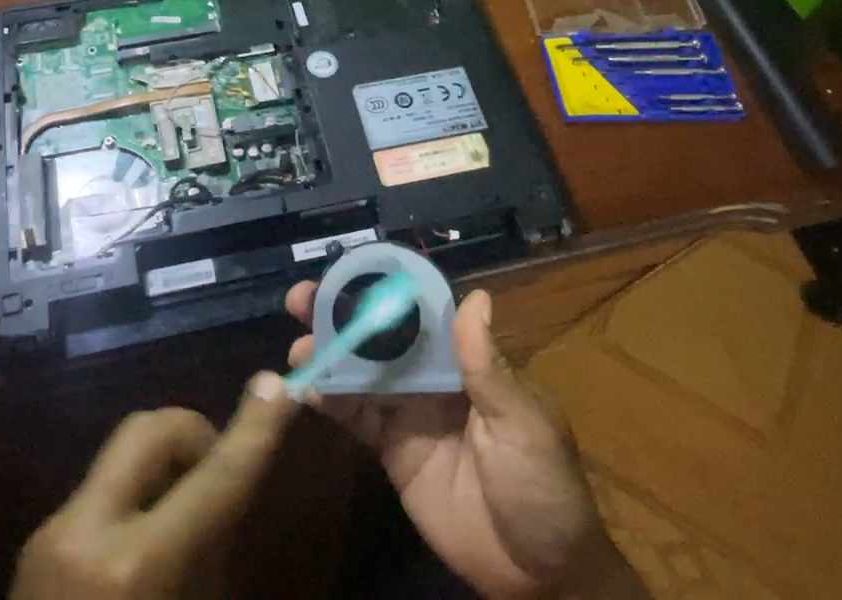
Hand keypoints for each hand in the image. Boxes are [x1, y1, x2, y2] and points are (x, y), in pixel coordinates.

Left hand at [11, 372, 297, 599]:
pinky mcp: (35, 545)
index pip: (215, 475)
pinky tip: (143, 549)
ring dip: (163, 468)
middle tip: (215, 480)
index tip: (281, 386)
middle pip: (151, 428)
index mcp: (137, 566)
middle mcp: (87, 531)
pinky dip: (136, 498)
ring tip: (182, 522)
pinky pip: (100, 492)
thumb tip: (228, 497)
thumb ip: (215, 555)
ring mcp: (52, 534)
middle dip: (194, 435)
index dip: (255, 427)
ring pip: (122, 456)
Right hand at [286, 283, 646, 599]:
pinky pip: (356, 419)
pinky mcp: (392, 451)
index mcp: (468, 363)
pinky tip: (305, 391)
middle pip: (382, 338)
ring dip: (329, 355)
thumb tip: (476, 297)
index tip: (348, 271)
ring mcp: (410, 414)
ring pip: (361, 373)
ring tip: (298, 346)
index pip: (422, 313)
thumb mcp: (524, 424)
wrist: (536, 571)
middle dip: (343, 316)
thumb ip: (490, 368)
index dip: (386, 290)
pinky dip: (329, 403)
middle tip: (301, 300)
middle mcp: (433, 379)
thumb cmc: (543, 485)